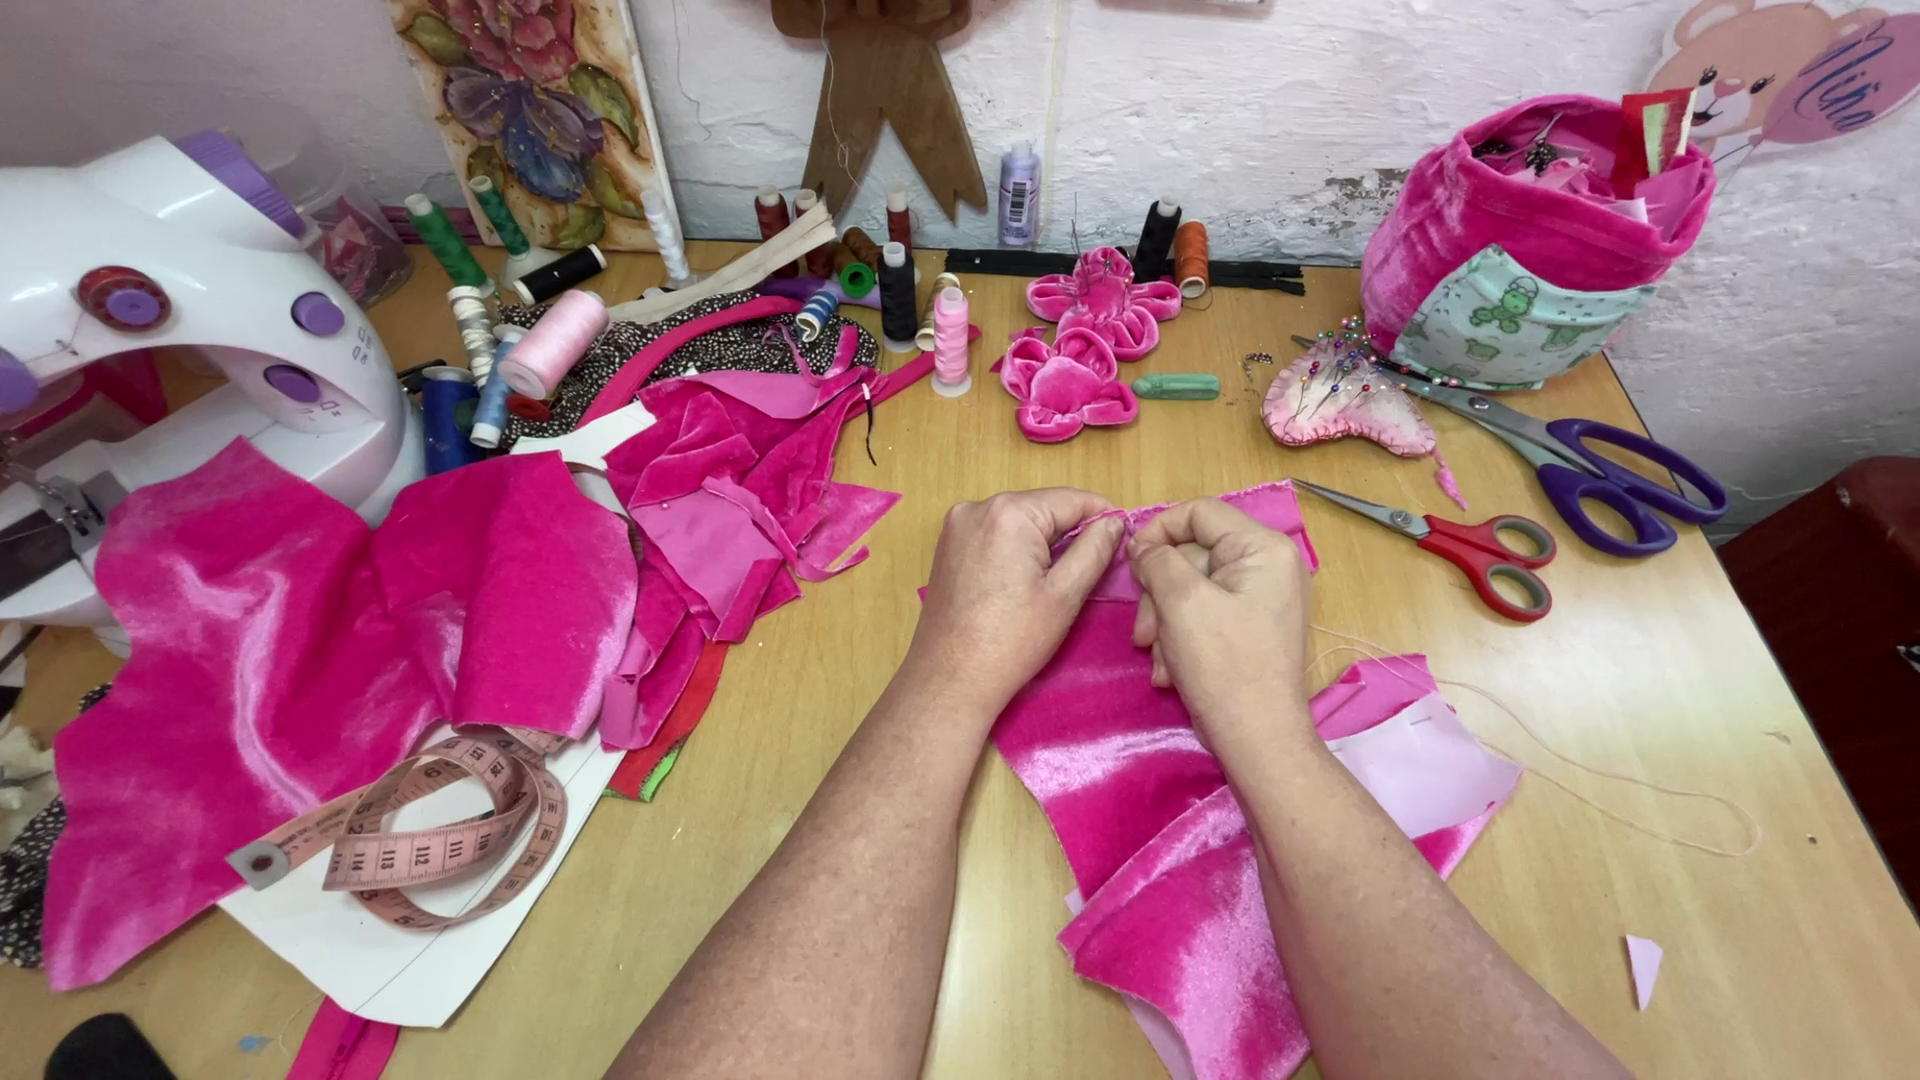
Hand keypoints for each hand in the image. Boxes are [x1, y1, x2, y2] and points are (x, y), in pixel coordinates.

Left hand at [906, 488, 1125, 716]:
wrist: (949, 678)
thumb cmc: (1011, 641)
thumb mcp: (1065, 594)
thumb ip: (1094, 549)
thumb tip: (1114, 521)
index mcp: (1008, 512)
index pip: (1071, 499)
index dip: (1103, 516)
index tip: (1125, 538)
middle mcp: (977, 507)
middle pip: (1042, 507)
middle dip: (1071, 531)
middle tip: (1095, 566)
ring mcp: (957, 525)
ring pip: (1019, 520)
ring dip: (1043, 540)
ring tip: (1060, 578)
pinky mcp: (947, 545)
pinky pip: (995, 533)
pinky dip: (1016, 547)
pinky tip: (1025, 580)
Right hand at [1128, 498, 1314, 759]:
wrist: (1256, 739)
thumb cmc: (1223, 664)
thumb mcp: (1182, 602)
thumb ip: (1158, 560)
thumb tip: (1144, 548)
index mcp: (1264, 549)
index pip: (1200, 512)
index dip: (1159, 529)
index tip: (1132, 561)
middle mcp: (1269, 566)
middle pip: (1192, 555)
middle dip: (1159, 593)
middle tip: (1143, 631)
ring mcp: (1261, 598)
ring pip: (1191, 588)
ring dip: (1164, 621)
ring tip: (1157, 657)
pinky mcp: (1250, 627)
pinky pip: (1203, 613)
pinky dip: (1180, 637)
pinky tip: (1170, 669)